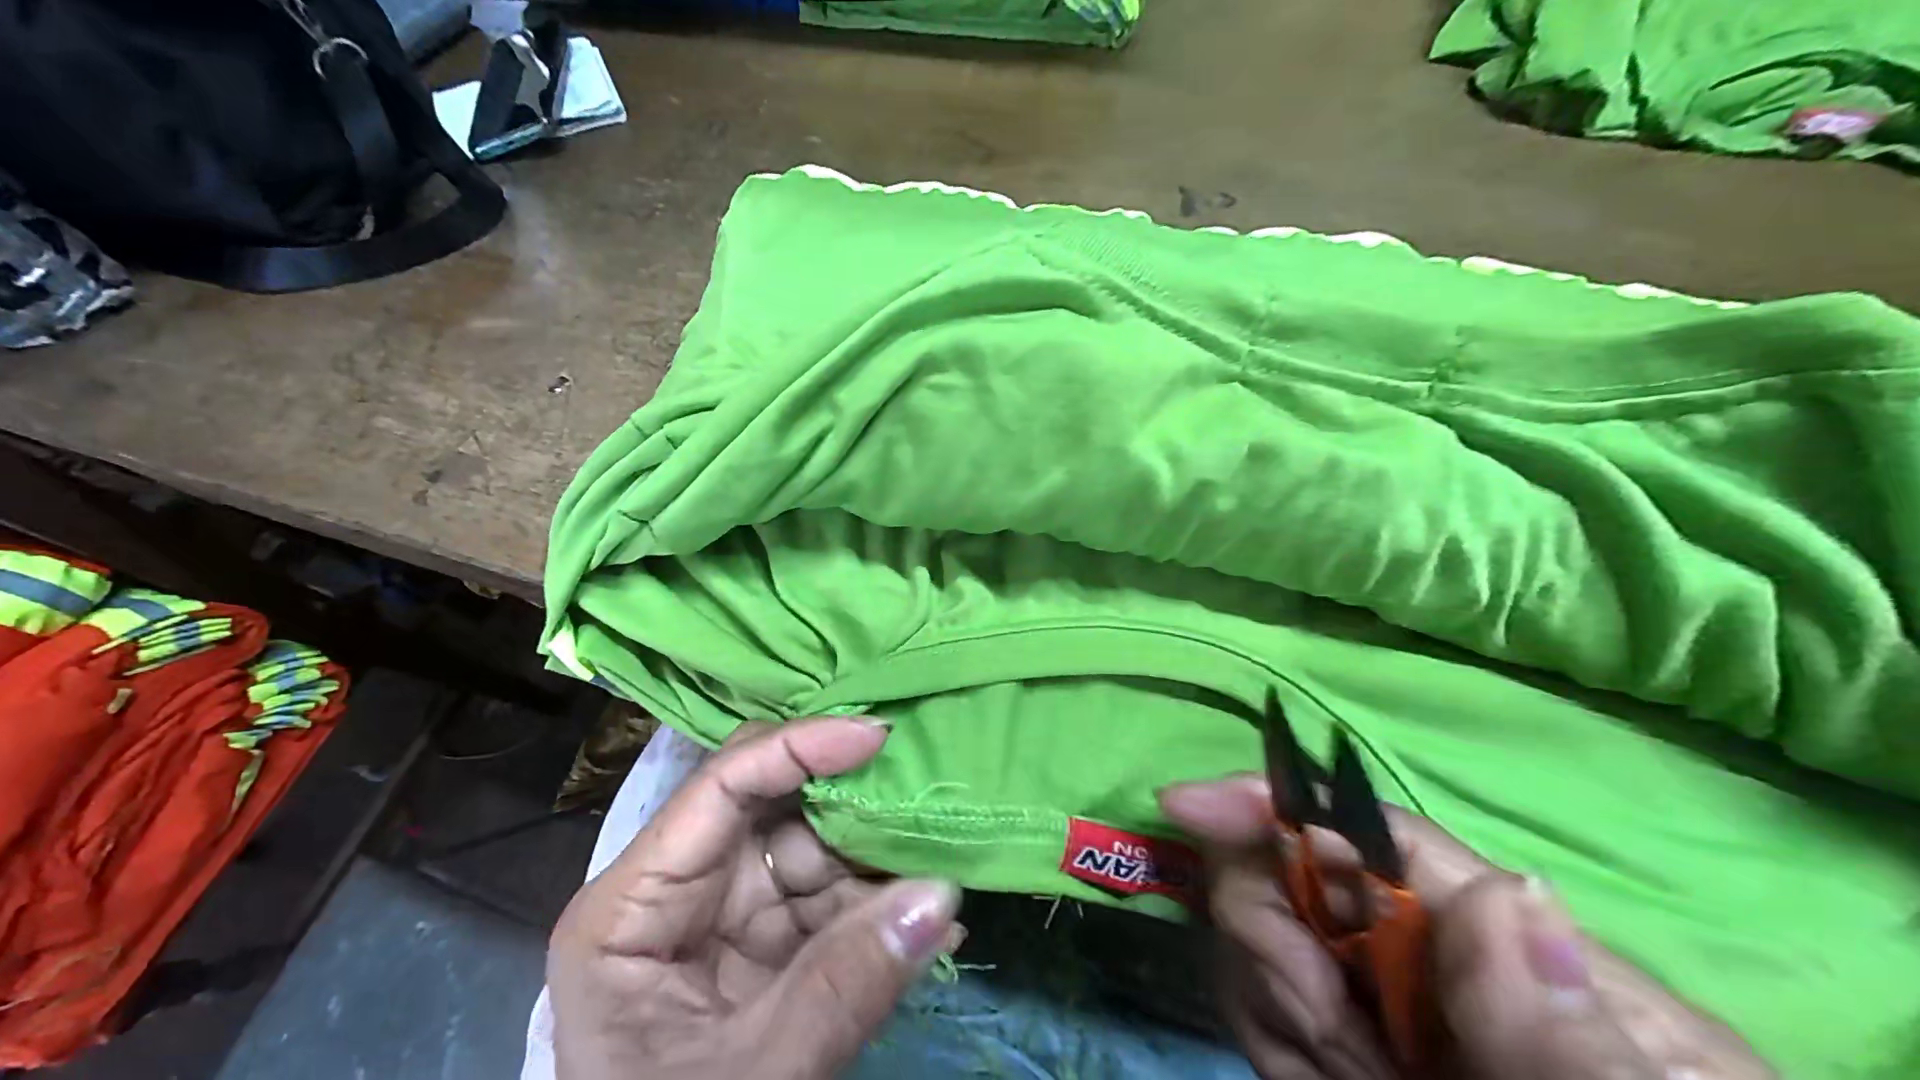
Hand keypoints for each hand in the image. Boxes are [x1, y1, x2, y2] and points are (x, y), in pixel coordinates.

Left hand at [547, 716, 961, 1079]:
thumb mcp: (753, 1075)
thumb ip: (844, 987)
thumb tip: (942, 894)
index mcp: (633, 903)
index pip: (720, 787)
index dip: (798, 747)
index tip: (876, 735)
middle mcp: (680, 888)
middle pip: (771, 807)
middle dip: (848, 796)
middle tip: (922, 785)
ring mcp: (726, 914)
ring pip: (812, 848)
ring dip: (876, 854)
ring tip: (941, 857)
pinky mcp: (765, 944)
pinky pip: (829, 898)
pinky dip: (879, 905)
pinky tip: (930, 919)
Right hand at [1159, 776, 1775, 1079]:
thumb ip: (1562, 1040)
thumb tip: (1508, 888)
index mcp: (1515, 955)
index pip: (1380, 840)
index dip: (1281, 804)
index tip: (1187, 803)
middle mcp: (1435, 960)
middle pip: (1300, 881)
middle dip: (1274, 937)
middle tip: (1325, 1037)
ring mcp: (1382, 1008)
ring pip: (1265, 944)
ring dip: (1274, 1007)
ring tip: (1342, 1076)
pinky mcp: (1339, 1046)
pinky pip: (1264, 1012)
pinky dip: (1275, 1048)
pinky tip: (1314, 1079)